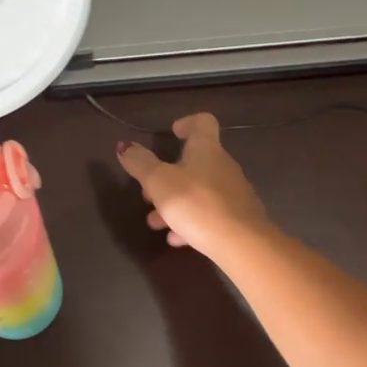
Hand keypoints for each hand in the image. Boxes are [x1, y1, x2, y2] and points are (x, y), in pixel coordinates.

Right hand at [115, 113, 272, 255]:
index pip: (203, 123)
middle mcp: (223, 166)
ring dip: (175, 203)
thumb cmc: (197, 204)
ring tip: (155, 222)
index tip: (172, 133)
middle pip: (195, 162)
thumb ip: (140, 163)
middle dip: (168, 176)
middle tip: (148, 192)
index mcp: (207, 150)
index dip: (188, 123)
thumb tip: (124, 146)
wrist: (242, 244)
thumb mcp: (159, 183)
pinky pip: (209, 214)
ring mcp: (233, 193)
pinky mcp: (238, 219)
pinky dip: (190, 222)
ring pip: (198, 191)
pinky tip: (176, 239)